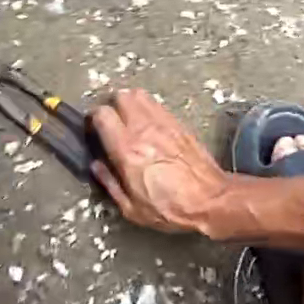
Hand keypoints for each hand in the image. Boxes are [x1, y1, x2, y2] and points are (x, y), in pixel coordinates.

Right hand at [89, 88, 231, 233]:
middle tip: (109, 121)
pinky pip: (155, 104)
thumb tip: (96, 166)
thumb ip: (110, 183)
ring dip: (128, 102)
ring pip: (138, 94)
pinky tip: (147, 124)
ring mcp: (163, 123)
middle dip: (109, 105)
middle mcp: (144, 130)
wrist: (211, 200)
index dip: (92, 119)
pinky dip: (145, 108)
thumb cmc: (172, 208)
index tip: (92, 129)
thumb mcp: (132, 209)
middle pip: (120, 96)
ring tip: (126, 118)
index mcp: (127, 150)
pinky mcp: (178, 123)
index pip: (102, 115)